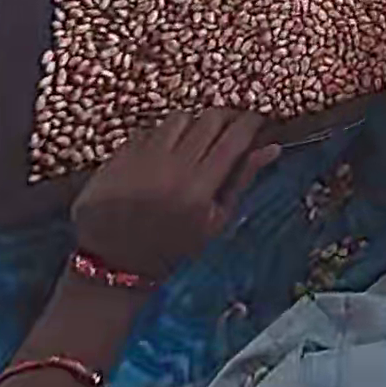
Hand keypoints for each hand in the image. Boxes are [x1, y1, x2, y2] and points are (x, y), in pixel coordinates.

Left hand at [72, 109, 278, 280]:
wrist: (113, 269)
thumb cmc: (175, 247)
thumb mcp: (215, 221)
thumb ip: (243, 179)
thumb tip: (272, 146)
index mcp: (198, 189)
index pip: (235, 137)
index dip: (251, 122)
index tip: (257, 121)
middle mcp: (170, 170)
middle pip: (210, 118)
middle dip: (227, 117)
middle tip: (230, 127)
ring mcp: (140, 162)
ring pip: (180, 118)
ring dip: (194, 125)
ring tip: (195, 141)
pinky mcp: (116, 161)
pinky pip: (149, 131)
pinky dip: (162, 137)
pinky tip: (164, 154)